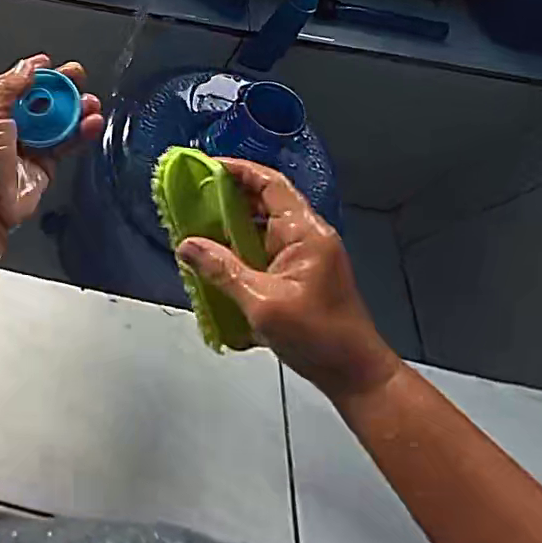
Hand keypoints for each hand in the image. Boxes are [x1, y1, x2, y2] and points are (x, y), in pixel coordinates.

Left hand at [0, 55, 104, 259]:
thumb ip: (8, 88)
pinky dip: (81, 133)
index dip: (34, 73)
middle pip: (41, 100)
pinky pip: (66, 144)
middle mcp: (9, 127)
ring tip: (89, 103)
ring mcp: (28, 146)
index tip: (51, 64)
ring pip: (57, 121)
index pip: (16, 84)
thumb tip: (27, 67)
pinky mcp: (44, 165)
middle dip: (61, 88)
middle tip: (77, 78)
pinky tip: (90, 123)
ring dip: (75, 110)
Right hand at [175, 157, 402, 400]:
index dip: (239, 169)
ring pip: (261, 224)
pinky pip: (263, 246)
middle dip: (228, 194)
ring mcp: (303, 254)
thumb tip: (185, 245)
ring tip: (196, 222)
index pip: (270, 184)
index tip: (206, 166)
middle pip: (264, 199)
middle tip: (192, 195)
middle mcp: (306, 235)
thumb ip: (222, 271)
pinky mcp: (297, 272)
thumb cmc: (317, 336)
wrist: (356, 376)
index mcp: (305, 232)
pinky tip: (215, 255)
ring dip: (231, 221)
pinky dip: (239, 244)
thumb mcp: (263, 303)